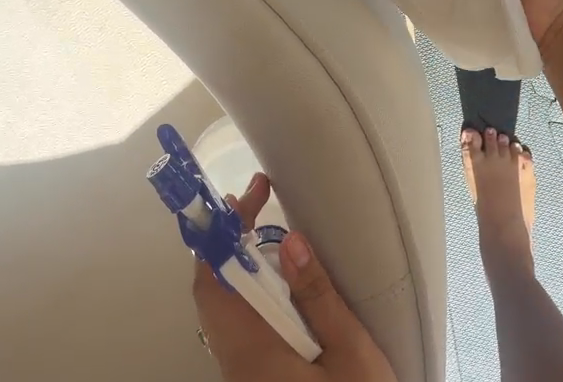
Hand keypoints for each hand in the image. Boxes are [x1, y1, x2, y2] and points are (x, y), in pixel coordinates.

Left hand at [193, 174, 398, 381]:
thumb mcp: (350, 354)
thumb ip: (318, 296)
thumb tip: (289, 240)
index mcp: (252, 355)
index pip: (212, 285)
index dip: (218, 236)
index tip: (242, 198)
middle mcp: (237, 365)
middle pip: (214, 294)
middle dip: (230, 241)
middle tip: (260, 200)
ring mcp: (246, 376)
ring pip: (226, 311)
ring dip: (241, 265)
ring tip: (267, 228)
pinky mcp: (261, 381)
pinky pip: (242, 328)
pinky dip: (254, 292)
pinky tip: (281, 280)